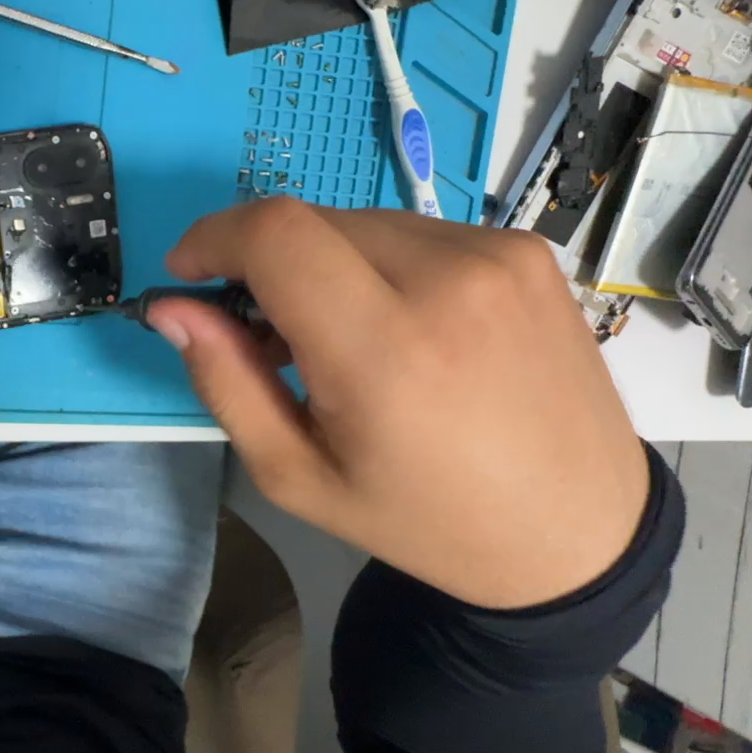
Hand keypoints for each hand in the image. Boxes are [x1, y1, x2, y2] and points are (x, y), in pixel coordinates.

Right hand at [147, 199, 647, 608]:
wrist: (579, 531)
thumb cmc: (421, 518)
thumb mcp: (295, 474)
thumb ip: (224, 382)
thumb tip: (171, 308)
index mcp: (385, 349)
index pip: (275, 234)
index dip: (213, 237)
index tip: (188, 272)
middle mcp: (448, 279)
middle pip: (307, 222)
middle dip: (259, 261)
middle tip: (258, 330)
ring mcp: (498, 255)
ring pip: (356, 222)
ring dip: (316, 263)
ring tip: (330, 333)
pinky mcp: (526, 249)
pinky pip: (409, 231)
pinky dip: (372, 263)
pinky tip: (393, 322)